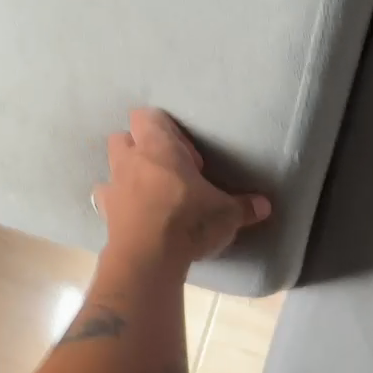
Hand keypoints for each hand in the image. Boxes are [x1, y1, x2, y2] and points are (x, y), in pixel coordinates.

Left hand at [93, 108, 271, 268]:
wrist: (150, 256)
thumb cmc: (189, 221)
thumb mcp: (227, 214)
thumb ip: (244, 207)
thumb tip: (265, 205)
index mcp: (158, 147)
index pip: (149, 116)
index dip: (167, 131)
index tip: (189, 157)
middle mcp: (131, 159)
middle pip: (125, 136)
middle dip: (143, 148)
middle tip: (171, 172)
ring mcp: (114, 184)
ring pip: (114, 165)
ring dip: (131, 174)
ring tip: (155, 194)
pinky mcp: (107, 212)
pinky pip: (108, 198)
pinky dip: (121, 202)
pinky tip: (138, 215)